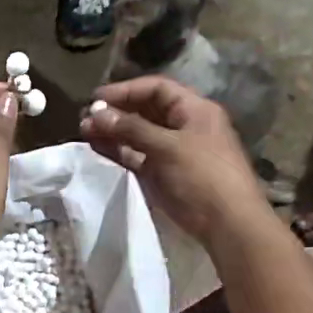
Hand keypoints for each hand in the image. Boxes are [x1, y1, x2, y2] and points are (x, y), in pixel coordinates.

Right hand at [83, 76, 272, 244]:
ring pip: (140, 137)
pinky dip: (121, 154)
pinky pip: (140, 159)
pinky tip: (100, 151)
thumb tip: (97, 112)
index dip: (125, 90)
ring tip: (85, 135)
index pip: (156, 89)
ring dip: (114, 134)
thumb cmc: (202, 177)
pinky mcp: (166, 177)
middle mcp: (184, 127)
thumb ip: (131, 128)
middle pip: (146, 112)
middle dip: (116, 113)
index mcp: (194, 110)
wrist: (228, 224)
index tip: (95, 98)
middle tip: (85, 120)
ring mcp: (175, 154)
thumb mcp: (167, 147)